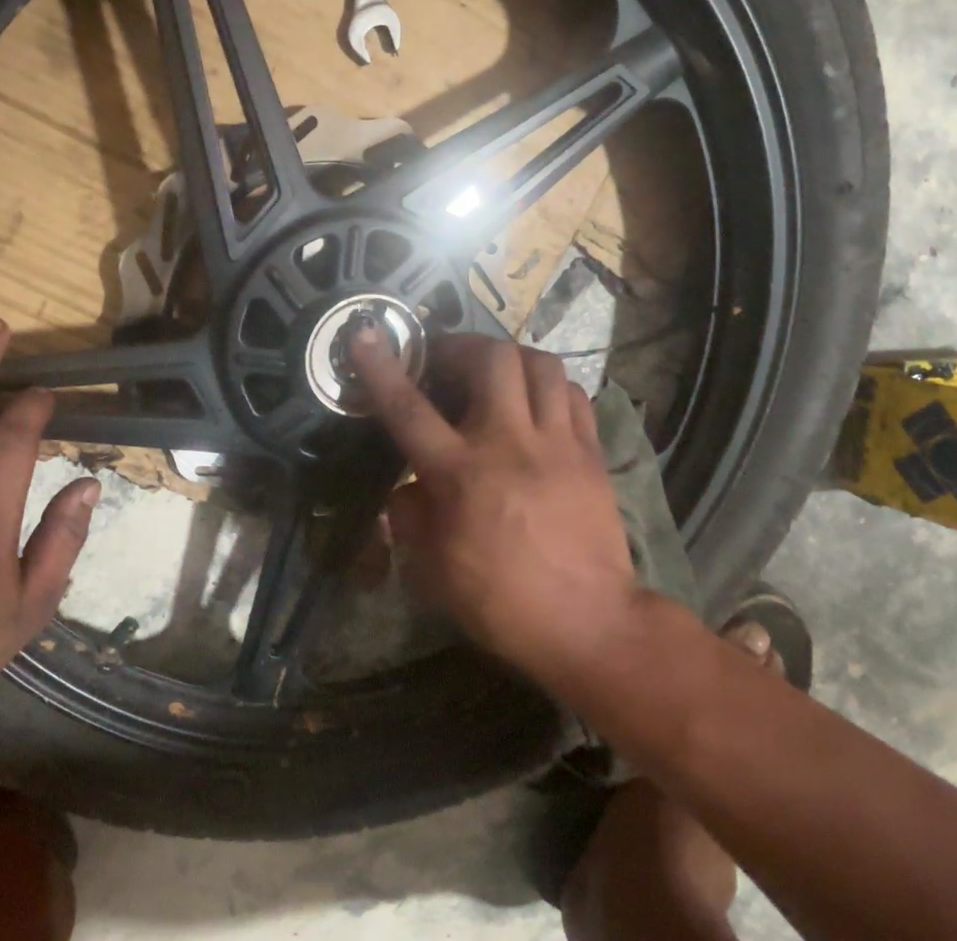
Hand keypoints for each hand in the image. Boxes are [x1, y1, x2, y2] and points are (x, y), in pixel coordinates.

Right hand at [351, 329, 636, 681]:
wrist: (589, 623)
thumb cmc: (500, 601)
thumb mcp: (432, 568)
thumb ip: (410, 517)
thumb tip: (407, 489)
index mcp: (460, 474)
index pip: (409, 408)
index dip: (382, 367)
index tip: (365, 333)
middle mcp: (509, 443)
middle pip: (490, 358)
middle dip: (460, 345)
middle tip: (443, 360)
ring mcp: (557, 443)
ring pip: (539, 364)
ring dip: (508, 358)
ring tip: (490, 375)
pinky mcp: (592, 453)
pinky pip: (572, 394)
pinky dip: (547, 386)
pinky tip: (533, 403)